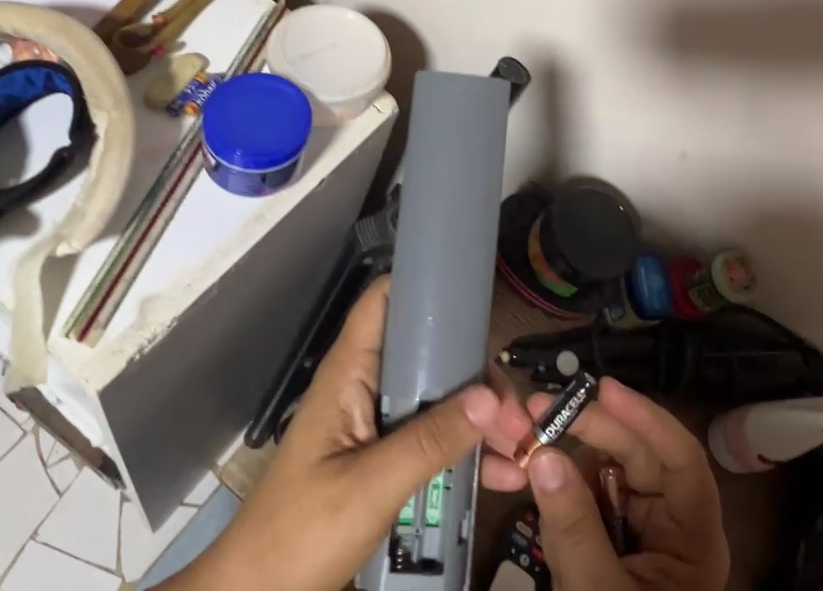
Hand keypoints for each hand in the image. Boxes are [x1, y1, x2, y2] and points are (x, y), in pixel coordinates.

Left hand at [164, 276, 533, 590]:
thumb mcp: (370, 487)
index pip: (384, 302)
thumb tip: (490, 398)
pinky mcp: (384, 459)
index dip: (426, 288)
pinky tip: (501, 475)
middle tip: (518, 415)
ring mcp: (376, 424)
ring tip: (522, 450)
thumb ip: (429, 441)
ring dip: (481, 420)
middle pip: (429, 355)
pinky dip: (466, 453)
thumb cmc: (300, 534)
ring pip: (439, 400)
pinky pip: (434, 440)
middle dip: (478, 378)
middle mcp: (365, 388)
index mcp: (349, 375)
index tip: (479, 305)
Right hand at [521, 377, 728, 590]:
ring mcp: (634, 531)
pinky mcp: (604, 540)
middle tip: (537, 408)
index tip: (603, 390)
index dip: (646, 419)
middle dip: (586, 430)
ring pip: (601, 473)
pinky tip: (515, 474)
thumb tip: (543, 455)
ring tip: (516, 438)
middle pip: (635, 458)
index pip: (682, 460)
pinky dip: (550, 484)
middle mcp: (669, 525)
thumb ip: (572, 527)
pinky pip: (579, 497)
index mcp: (693, 538)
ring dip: (559, 452)